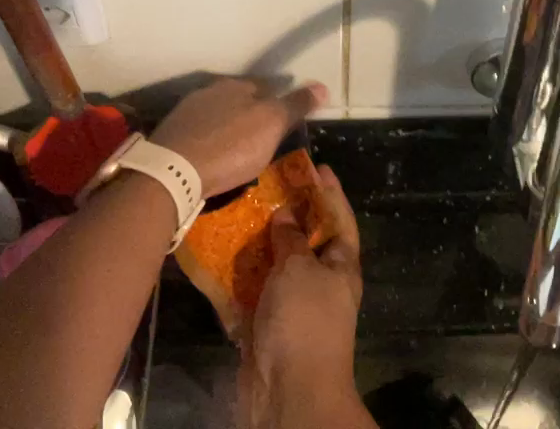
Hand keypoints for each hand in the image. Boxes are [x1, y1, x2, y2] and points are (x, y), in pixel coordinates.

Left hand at [149, 77, 325, 196]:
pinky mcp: (171, 134)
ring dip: (228, 126)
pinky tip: (212, 156)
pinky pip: (199, 132)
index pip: (265, 86)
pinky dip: (209, 140)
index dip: (278, 100)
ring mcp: (187, 112)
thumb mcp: (272, 125)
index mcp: (237, 86)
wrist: (172, 172)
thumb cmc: (230, 147)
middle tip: (263, 136)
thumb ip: (295, 105)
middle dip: (251, 112)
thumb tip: (322, 86)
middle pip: (239, 98)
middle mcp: (210, 91)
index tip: (286, 118)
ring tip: (237, 148)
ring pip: (216, 114)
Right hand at [240, 166, 368, 427]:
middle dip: (287, 215)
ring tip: (236, 213)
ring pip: (275, 265)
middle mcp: (320, 283)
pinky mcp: (266, 325)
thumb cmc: (305, 321)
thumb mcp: (300, 269)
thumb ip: (292, 239)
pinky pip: (252, 291)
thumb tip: (286, 214)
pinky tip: (218, 256)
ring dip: (257, 244)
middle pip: (305, 240)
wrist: (290, 392)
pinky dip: (237, 276)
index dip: (330, 193)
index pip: (340, 220)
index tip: (316, 167)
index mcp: (341, 266)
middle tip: (264, 186)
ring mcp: (292, 306)